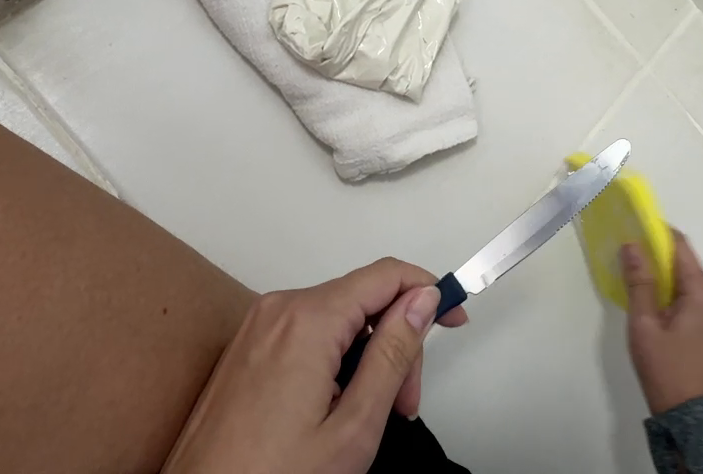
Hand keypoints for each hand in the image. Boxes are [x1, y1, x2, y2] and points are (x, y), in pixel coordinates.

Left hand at [162, 258, 468, 473]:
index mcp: (308, 319)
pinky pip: (308, 331)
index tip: (455, 317)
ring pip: (338, 318)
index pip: (386, 275)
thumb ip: (392, 354)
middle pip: (364, 299)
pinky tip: (338, 404)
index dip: (429, 290)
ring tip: (372, 414)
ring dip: (367, 355)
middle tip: (405, 404)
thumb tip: (422, 299)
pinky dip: (335, 358)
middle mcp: (280, 307)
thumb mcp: (352, 426)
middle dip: (395, 342)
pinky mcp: (248, 345)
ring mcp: (259, 325)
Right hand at [622, 229, 702, 414]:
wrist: (688, 416)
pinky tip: (651, 296)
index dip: (656, 233)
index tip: (631, 228)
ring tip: (635, 275)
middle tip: (627, 254)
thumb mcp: (645, 324)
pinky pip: (691, 291)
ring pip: (686, 275)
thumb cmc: (665, 368)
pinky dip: (671, 287)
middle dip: (657, 253)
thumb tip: (632, 243)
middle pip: (684, 259)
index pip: (680, 246)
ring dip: (663, 272)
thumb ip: (639, 281)